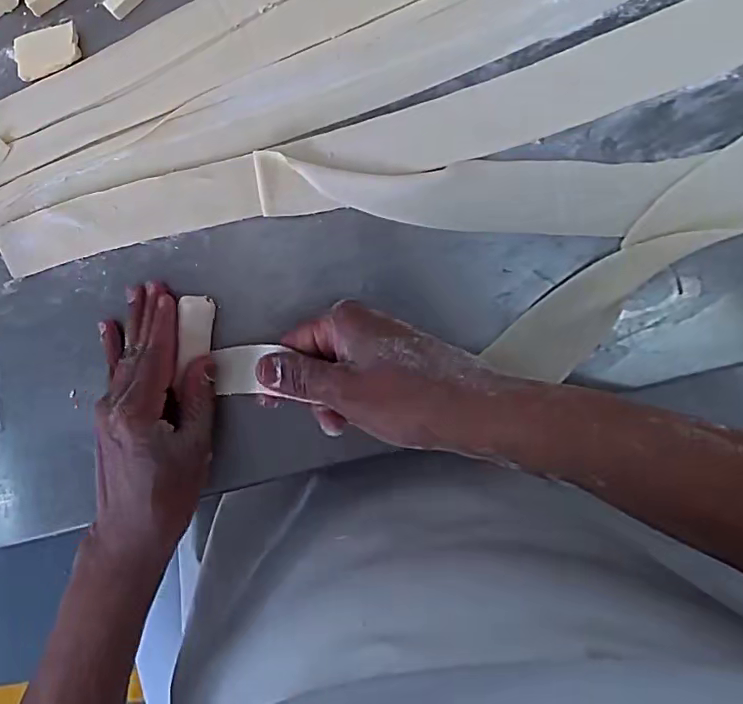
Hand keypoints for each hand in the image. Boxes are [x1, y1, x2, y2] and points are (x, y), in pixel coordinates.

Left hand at [87, 282, 215, 569]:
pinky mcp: (104, 416)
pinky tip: (109, 329)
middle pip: (138, 351)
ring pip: (124, 358)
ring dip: (133, 325)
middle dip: (147, 316)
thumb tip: (202, 361)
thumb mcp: (194, 450)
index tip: (168, 295)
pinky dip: (112, 349)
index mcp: (138, 411)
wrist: (126, 535)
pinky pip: (112, 374)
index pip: (157, 357)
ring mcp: (106, 408)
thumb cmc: (167, 497)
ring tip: (134, 294)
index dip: (165, 324)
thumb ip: (197, 401)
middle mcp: (115, 403)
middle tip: (152, 284)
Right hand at [256, 300, 517, 448]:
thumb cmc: (415, 400)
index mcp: (344, 320)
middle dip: (314, 391)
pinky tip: (374, 416)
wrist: (477, 413)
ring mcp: (383, 339)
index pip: (293, 342)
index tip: (269, 399)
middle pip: (315, 355)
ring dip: (337, 398)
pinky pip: (362, 374)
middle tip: (327, 417)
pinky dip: (359, 397)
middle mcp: (363, 322)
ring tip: (354, 421)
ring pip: (340, 369)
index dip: (279, 372)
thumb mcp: (344, 394)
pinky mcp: (399, 358)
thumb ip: (299, 379)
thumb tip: (266, 367)